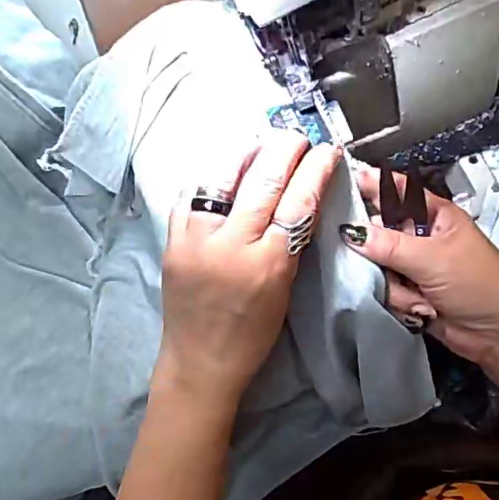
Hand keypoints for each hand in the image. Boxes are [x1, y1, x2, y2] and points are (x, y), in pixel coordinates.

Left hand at [155, 132, 341, 411]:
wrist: (199, 363)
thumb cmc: (249, 337)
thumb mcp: (283, 292)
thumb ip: (289, 246)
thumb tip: (299, 201)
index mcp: (267, 264)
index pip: (297, 203)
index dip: (315, 171)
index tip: (327, 151)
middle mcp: (230, 245)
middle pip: (262, 181)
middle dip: (285, 149)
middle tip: (297, 136)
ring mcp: (195, 240)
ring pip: (220, 178)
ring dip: (245, 153)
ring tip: (261, 142)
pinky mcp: (172, 242)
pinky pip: (190, 196)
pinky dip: (210, 178)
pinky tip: (224, 169)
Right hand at [338, 164, 498, 364]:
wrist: (497, 333)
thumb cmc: (478, 283)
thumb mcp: (434, 258)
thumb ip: (389, 244)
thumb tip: (350, 231)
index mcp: (432, 215)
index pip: (395, 192)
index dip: (369, 186)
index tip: (341, 187)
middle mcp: (418, 238)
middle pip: (376, 234)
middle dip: (379, 255)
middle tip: (388, 266)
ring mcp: (411, 267)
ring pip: (376, 268)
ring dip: (395, 287)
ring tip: (419, 297)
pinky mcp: (407, 294)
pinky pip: (383, 292)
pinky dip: (398, 303)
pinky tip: (419, 310)